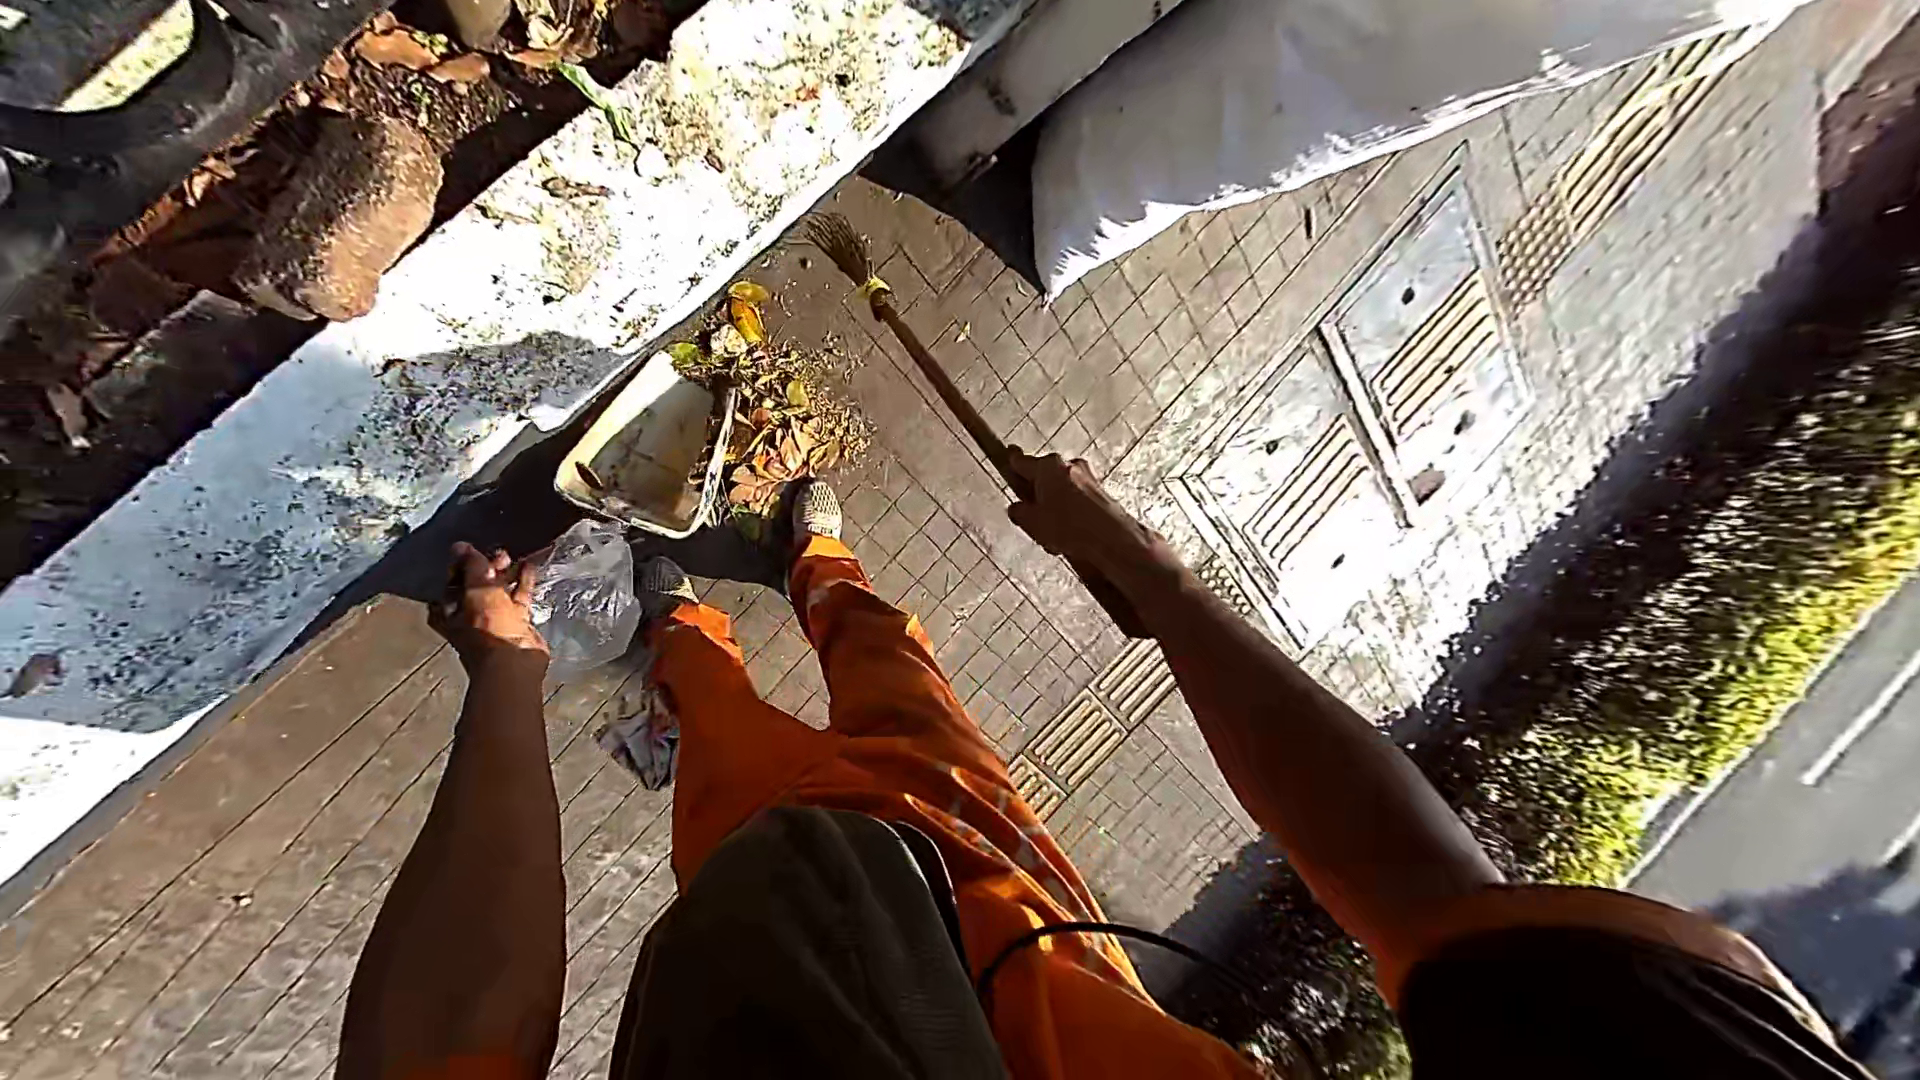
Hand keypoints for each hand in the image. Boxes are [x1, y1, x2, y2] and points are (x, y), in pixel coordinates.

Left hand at [431, 542, 547, 666]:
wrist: (514, 659)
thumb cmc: (488, 627)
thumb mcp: (477, 592)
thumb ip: (472, 568)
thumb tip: (460, 545)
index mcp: (448, 609)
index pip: (451, 580)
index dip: (462, 564)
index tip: (474, 548)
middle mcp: (468, 613)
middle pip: (476, 584)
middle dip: (486, 567)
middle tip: (498, 551)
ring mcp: (493, 617)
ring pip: (498, 589)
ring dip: (505, 573)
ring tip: (514, 554)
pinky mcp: (516, 619)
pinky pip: (518, 595)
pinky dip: (523, 581)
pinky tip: (529, 566)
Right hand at [1005, 451, 1182, 586]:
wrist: (1111, 538)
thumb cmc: (1069, 527)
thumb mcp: (1031, 523)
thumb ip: (1019, 512)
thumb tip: (1017, 508)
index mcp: (1047, 467)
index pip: (1021, 461)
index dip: (1011, 464)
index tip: (1007, 459)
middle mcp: (1068, 465)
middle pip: (1044, 475)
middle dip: (1036, 491)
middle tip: (1030, 513)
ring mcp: (1087, 477)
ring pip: (1062, 487)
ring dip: (1055, 503)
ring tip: (1052, 531)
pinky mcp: (1101, 492)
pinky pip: (1078, 498)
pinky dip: (1071, 511)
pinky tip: (1070, 533)